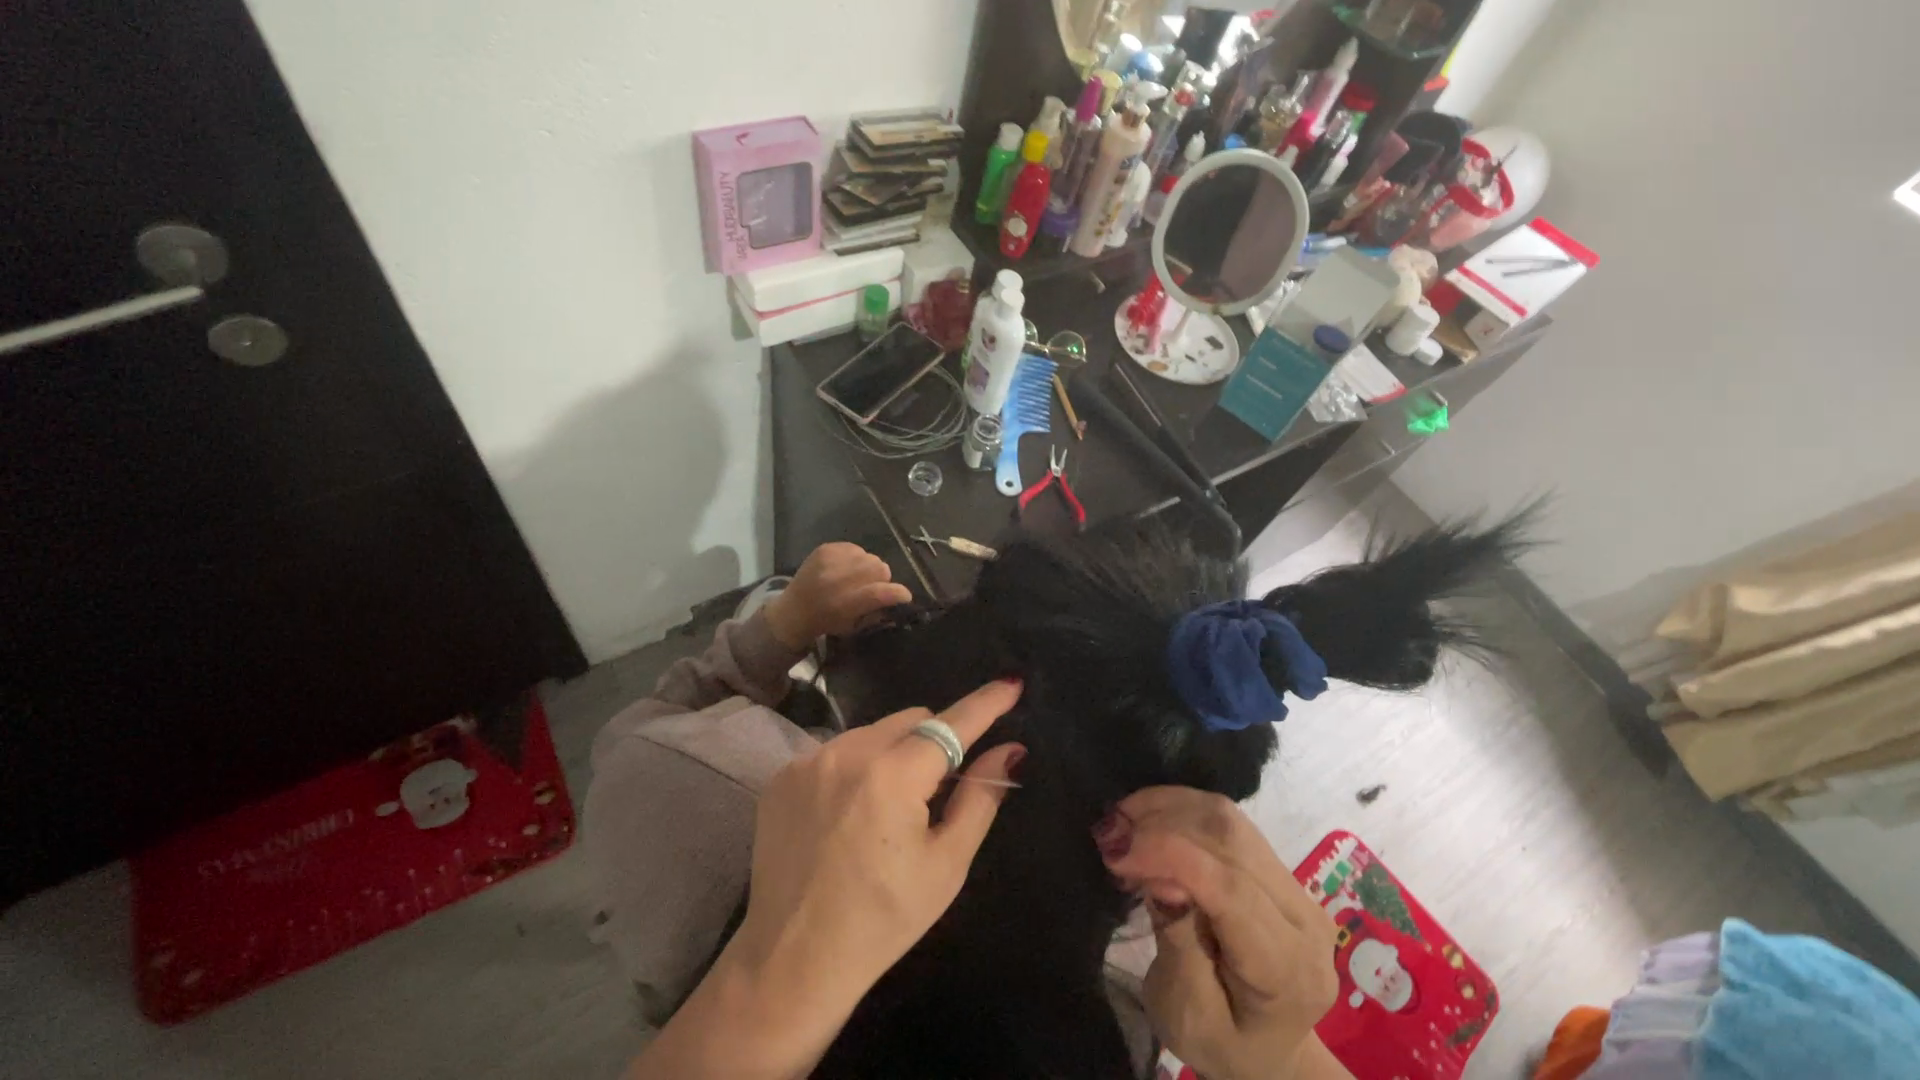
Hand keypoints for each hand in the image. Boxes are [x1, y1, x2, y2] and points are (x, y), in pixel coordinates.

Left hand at [730, 679, 1026, 1011]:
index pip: (950, 724)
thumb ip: (980, 797)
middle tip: (941, 789)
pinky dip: (856, 768)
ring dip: (894, 753)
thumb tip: (1010, 750)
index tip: (1011, 683)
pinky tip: (850, 816)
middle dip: (935, 741)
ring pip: (871, 734)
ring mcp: (807, 762)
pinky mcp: (781, 777)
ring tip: (891, 810)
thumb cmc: (884, 919)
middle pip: (910, 721)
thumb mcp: (946, 864)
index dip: (985, 704)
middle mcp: (846, 752)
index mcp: (892, 776)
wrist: (793, 959)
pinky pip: (834, 752)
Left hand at [763, 542, 912, 648]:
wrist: (794, 609)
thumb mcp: (854, 626)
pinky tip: (847, 568)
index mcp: (844, 604)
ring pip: (869, 556)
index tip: (905, 596)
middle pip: (879, 568)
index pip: (880, 592)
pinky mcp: (825, 549)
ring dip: (869, 568)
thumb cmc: (827, 622)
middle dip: (882, 579)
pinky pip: (856, 548)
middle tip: (874, 587)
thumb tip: (899, 597)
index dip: (898, 592)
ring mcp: (830, 561)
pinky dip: (856, 558)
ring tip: (858, 577)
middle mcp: (837, 579)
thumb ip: (877, 612)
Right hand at [1099, 788, 1339, 1079]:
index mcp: (1288, 968)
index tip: (1114, 850)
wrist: (1270, 1054)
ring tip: (1120, 823)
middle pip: (1232, 842)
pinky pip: (1230, 823)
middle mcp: (1305, 916)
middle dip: (1161, 825)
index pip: (1231, 888)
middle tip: (1106, 834)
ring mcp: (1297, 886)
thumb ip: (1180, 948)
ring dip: (1168, 810)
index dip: (1169, 854)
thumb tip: (1162, 878)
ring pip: (1230, 821)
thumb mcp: (1187, 1017)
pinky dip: (1182, 811)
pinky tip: (1147, 821)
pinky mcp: (1279, 869)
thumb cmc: (1222, 1044)